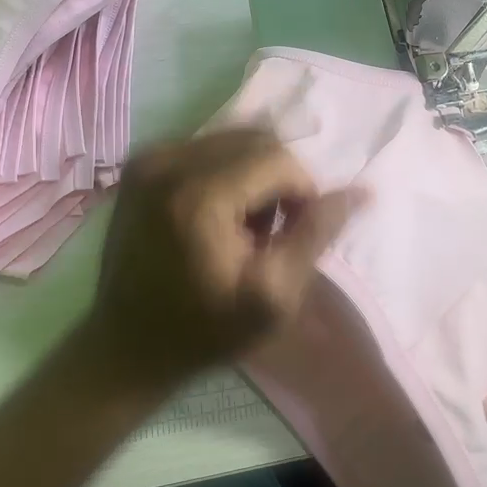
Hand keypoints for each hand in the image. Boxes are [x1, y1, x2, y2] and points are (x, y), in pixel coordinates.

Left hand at [88, 128, 363, 388]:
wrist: (125, 347)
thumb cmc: (204, 331)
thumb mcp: (274, 297)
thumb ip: (315, 234)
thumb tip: (361, 191)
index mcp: (198, 196)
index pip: (278, 159)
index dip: (301, 192)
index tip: (292, 235)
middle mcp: (168, 163)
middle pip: (256, 140)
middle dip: (278, 179)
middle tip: (269, 232)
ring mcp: (148, 160)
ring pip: (232, 138)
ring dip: (253, 173)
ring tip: (242, 224)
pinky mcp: (139, 164)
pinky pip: (205, 146)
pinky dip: (225, 171)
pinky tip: (217, 214)